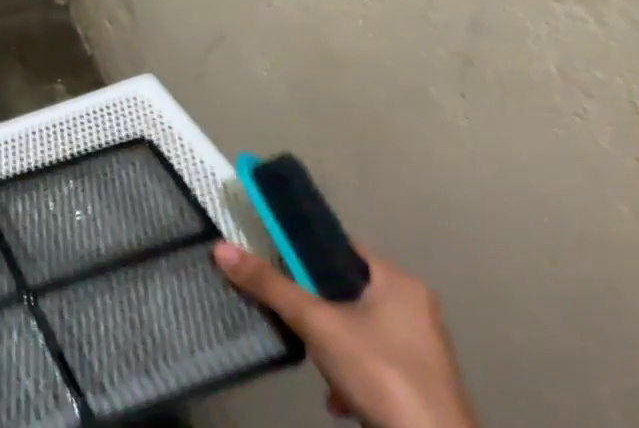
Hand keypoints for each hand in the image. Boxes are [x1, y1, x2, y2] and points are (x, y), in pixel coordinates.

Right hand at [214, 242, 478, 427]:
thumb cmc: (380, 371)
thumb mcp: (316, 324)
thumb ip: (270, 286)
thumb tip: (222, 248)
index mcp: (399, 282)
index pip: (338, 248)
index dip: (299, 250)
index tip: (267, 259)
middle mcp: (413, 306)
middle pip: (341, 288)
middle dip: (310, 303)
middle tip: (283, 310)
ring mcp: (416, 344)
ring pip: (350, 324)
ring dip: (325, 339)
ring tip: (308, 352)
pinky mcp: (413, 376)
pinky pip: (365, 354)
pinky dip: (345, 366)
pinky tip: (334, 390)